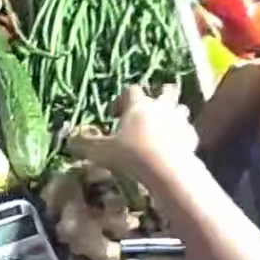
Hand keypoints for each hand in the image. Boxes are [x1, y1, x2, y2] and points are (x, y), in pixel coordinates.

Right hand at [69, 84, 196, 177]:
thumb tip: (68, 140)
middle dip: (159, 96)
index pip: (131, 90)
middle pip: (165, 91)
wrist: (165, 169)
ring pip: (181, 108)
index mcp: (139, 105)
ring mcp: (179, 121)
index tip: (114, 115)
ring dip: (173, 114)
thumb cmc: (131, 154)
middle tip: (148, 109)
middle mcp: (161, 107)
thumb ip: (85, 144)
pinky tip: (175, 146)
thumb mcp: (102, 150)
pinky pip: (188, 131)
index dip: (121, 99)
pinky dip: (182, 136)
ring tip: (162, 128)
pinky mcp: (191, 137)